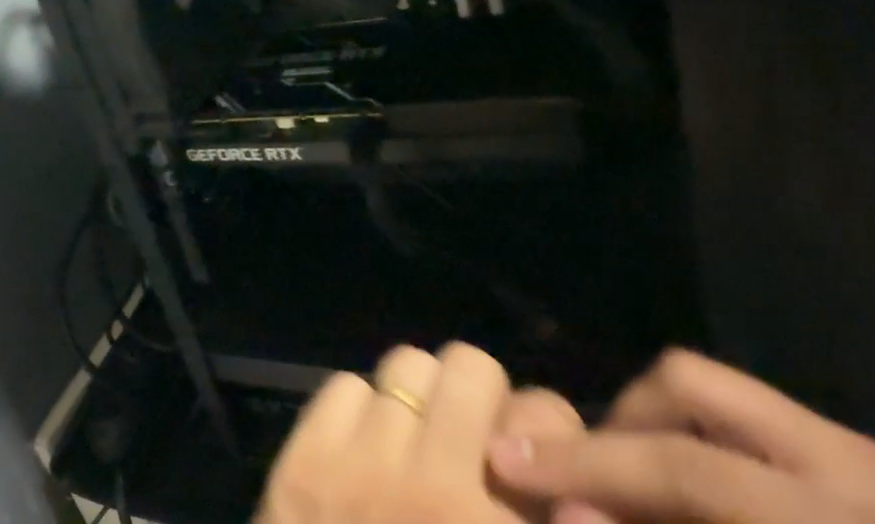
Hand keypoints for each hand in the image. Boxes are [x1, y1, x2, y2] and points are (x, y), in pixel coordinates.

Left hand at [257, 343, 584, 523]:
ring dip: (417, 399)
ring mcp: (358, 465)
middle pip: (467, 365)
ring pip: (403, 365)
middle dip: (475, 397)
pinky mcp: (301, 463)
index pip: (544, 412)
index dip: (539, 424)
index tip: (521, 448)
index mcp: (491, 520)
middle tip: (467, 438)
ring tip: (414, 442)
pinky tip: (365, 453)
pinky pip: (344, 387)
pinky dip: (360, 409)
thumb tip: (573, 487)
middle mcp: (431, 482)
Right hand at [486, 349, 874, 523]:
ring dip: (656, 434)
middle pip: (691, 382)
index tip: (506, 460)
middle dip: (616, 419)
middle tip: (583, 471)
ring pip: (720, 396)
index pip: (683, 466)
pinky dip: (706, 461)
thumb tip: (567, 507)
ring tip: (633, 490)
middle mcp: (862, 471)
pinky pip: (756, 434)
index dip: (586, 465)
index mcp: (836, 519)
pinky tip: (694, 506)